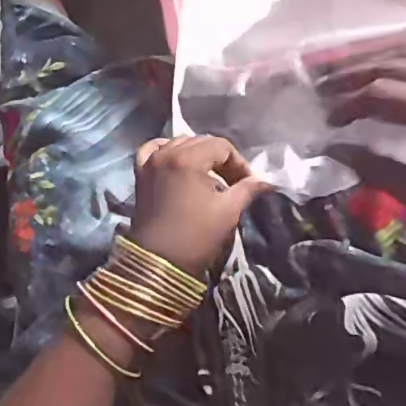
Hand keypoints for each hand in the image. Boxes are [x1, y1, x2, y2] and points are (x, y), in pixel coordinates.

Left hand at [126, 136, 270, 276]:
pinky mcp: (140, 176)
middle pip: (200, 142)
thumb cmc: (196, 236)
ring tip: (209, 176)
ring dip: (197, 155)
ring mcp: (150, 164)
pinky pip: (151, 151)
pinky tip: (176, 160)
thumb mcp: (228, 210)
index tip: (248, 183)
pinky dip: (165, 151)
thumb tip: (266, 182)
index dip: (239, 163)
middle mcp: (166, 154)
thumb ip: (247, 189)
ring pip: (178, 145)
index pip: (221, 146)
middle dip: (220, 159)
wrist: (159, 262)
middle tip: (233, 182)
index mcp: (188, 158)